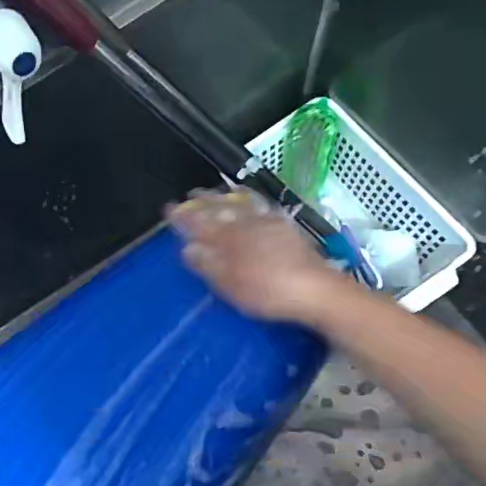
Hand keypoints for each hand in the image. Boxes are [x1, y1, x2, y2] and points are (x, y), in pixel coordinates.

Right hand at [167, 190, 352, 324]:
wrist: (315, 290)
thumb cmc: (271, 293)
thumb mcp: (232, 285)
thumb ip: (209, 265)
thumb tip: (188, 249)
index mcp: (230, 239)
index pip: (200, 224)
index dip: (184, 217)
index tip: (170, 210)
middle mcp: (248, 225)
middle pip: (221, 209)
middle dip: (204, 202)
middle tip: (191, 195)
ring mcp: (269, 224)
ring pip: (241, 205)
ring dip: (226, 198)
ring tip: (216, 193)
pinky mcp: (286, 228)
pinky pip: (262, 208)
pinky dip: (250, 202)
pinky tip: (251, 203)